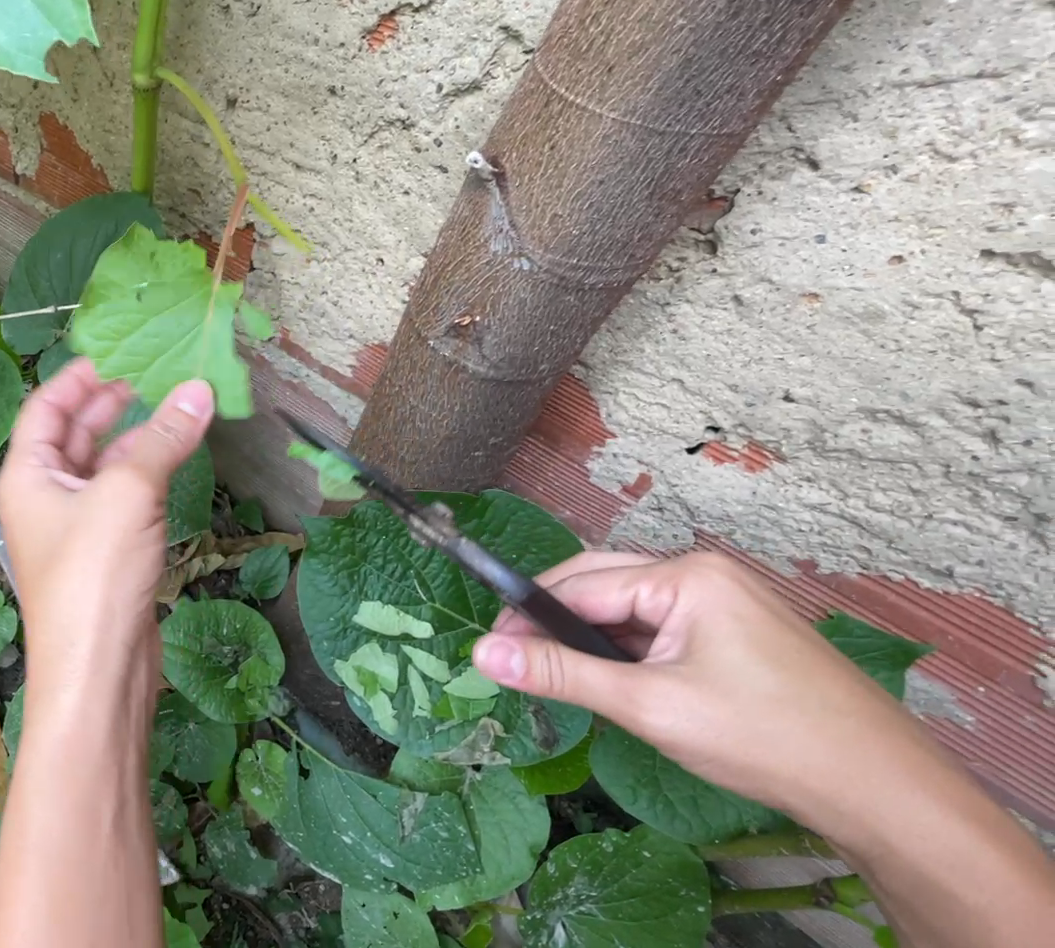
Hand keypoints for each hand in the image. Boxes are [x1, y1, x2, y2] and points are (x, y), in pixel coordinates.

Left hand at [0, 359, 213, 667]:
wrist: (99, 671)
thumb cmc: (93, 576)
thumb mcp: (126, 494)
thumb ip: (163, 438)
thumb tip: (201, 388)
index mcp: (28, 475)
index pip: (46, 409)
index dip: (76, 377)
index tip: (114, 350)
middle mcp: (46, 496)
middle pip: (75, 434)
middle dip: (111, 402)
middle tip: (152, 371)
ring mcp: (77, 526)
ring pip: (105, 466)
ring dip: (137, 436)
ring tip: (175, 403)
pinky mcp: (108, 552)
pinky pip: (125, 497)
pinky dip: (148, 472)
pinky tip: (176, 454)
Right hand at [469, 551, 951, 833]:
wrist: (888, 796)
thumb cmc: (764, 738)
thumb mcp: (648, 705)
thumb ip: (560, 673)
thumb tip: (482, 652)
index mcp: (686, 575)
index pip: (580, 585)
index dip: (529, 616)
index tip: (491, 650)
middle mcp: (704, 574)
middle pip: (601, 585)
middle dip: (556, 621)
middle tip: (519, 662)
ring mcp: (725, 601)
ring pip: (628, 609)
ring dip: (591, 638)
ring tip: (565, 677)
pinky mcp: (736, 632)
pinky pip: (659, 628)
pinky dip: (628, 651)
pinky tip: (618, 681)